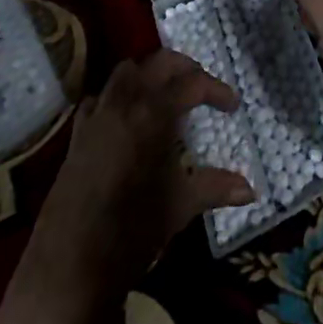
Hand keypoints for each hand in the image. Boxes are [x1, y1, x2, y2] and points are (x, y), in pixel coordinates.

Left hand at [40, 49, 255, 275]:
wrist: (72, 261)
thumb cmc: (132, 230)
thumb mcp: (180, 206)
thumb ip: (215, 188)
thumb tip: (250, 190)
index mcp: (153, 114)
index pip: (192, 83)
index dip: (216, 90)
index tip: (233, 106)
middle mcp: (123, 103)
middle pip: (157, 62)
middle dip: (184, 68)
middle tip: (202, 90)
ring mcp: (97, 115)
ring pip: (125, 72)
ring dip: (149, 76)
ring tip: (167, 98)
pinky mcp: (78, 133)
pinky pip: (100, 97)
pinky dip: (117, 97)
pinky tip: (127, 120)